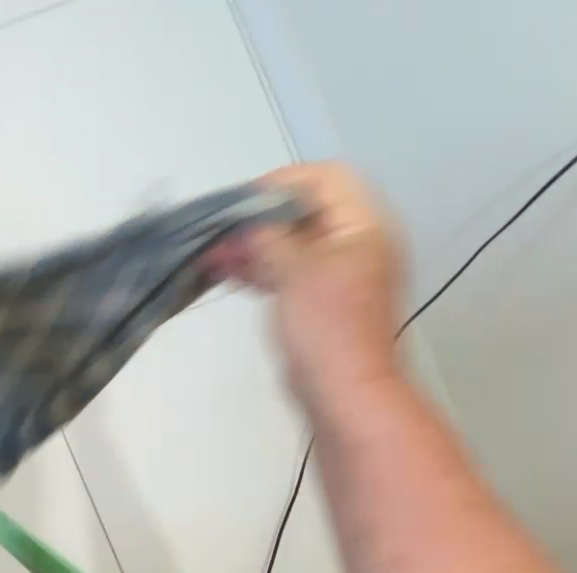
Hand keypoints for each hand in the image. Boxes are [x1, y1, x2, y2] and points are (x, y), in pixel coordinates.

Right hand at [206, 163, 404, 402]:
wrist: (342, 390)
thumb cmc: (326, 328)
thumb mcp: (296, 272)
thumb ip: (270, 239)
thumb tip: (246, 223)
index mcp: (363, 225)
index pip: (326, 178)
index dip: (281, 183)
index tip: (239, 203)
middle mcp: (354, 241)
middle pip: (305, 210)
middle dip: (259, 218)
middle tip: (220, 233)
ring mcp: (336, 272)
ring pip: (290, 242)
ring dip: (253, 245)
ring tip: (214, 256)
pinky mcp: (316, 299)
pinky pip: (286, 270)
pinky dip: (258, 267)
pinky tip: (227, 273)